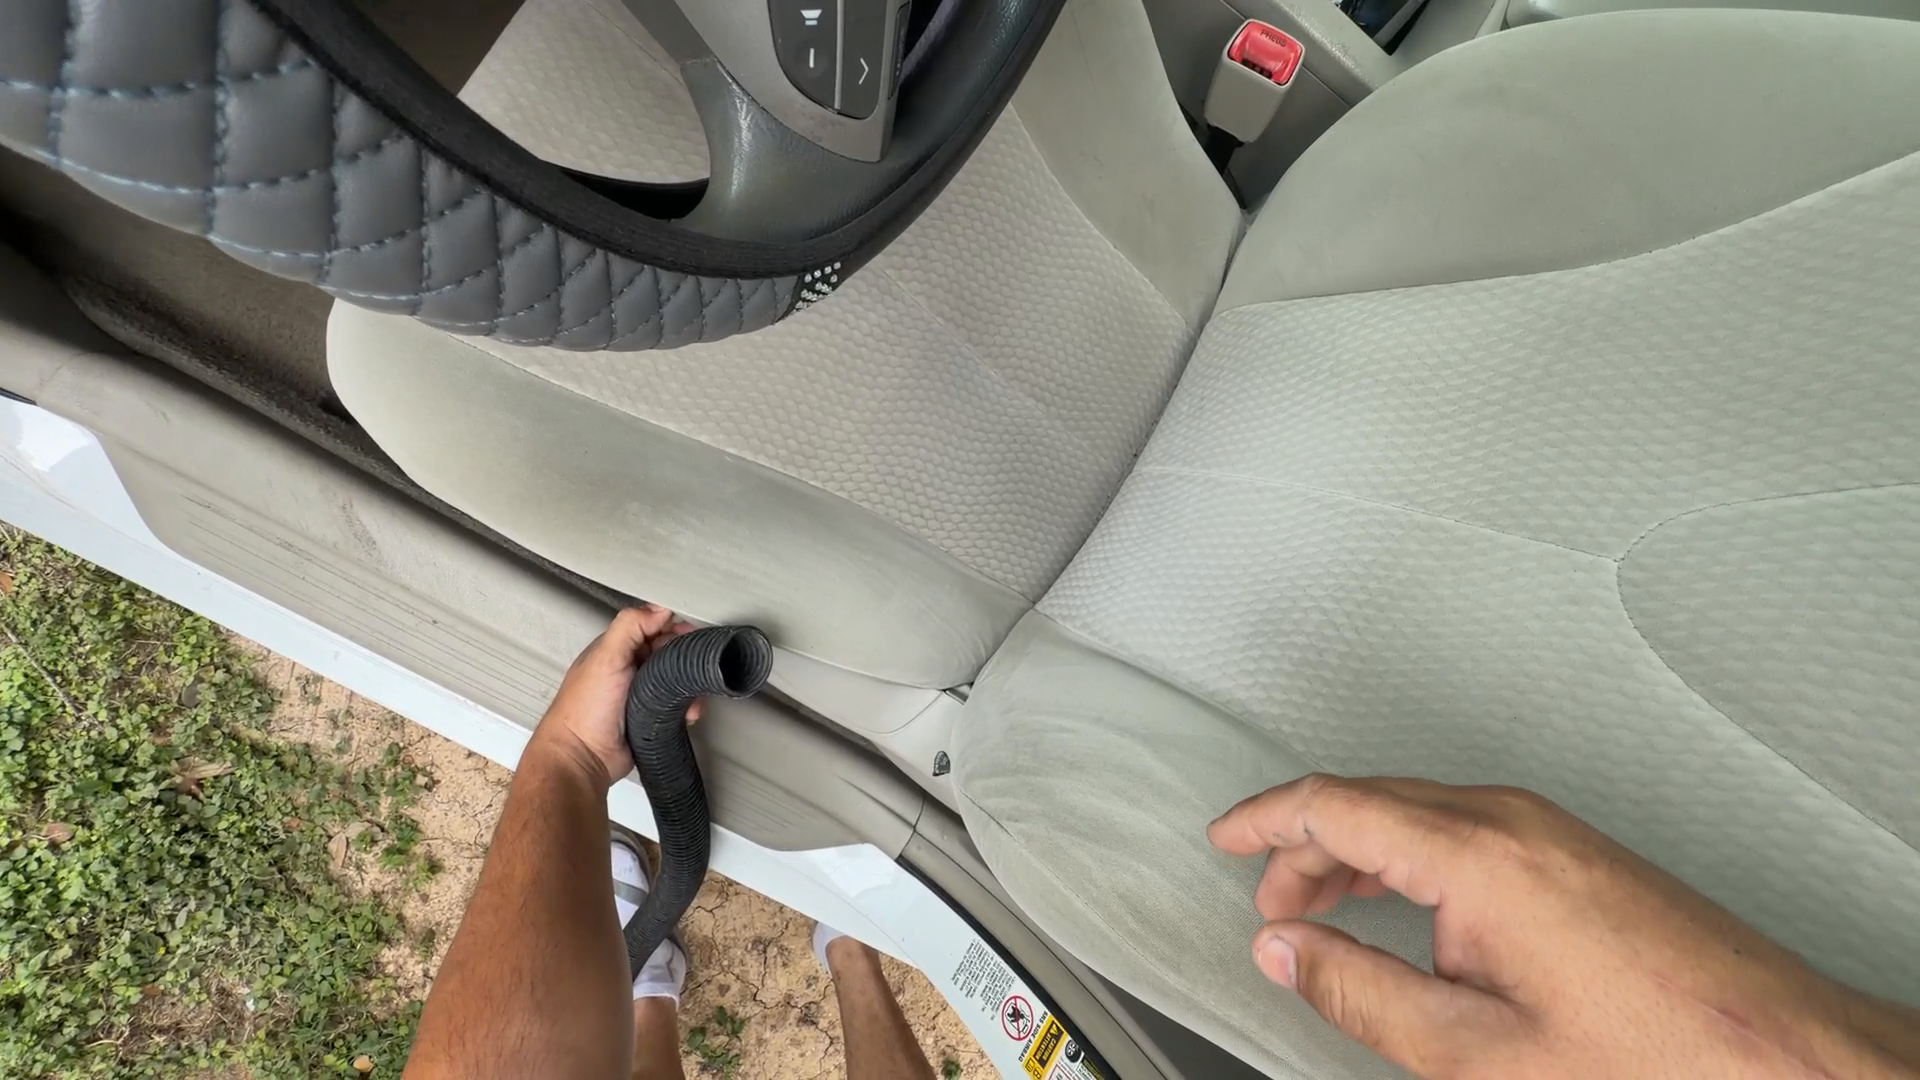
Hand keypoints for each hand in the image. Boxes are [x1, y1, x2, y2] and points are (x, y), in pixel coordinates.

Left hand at [526, 606, 698, 790]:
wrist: (583, 760)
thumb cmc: (584, 713)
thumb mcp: (605, 658)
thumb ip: (630, 627)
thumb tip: (659, 609)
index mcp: (614, 650)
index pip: (650, 626)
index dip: (671, 626)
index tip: (688, 633)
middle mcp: (627, 669)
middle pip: (667, 651)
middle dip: (685, 656)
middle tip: (695, 663)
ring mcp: (640, 694)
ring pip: (676, 678)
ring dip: (689, 683)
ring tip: (692, 691)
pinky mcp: (651, 717)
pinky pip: (678, 704)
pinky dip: (688, 706)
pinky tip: (689, 711)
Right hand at [1208, 775, 1919, 1079]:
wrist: (1819, 1074)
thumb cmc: (1665, 1068)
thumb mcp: (1480, 1055)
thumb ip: (1359, 991)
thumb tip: (1281, 949)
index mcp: (1473, 853)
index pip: (1329, 804)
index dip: (1263, 819)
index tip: (1225, 836)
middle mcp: (1500, 818)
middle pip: (1360, 801)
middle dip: (1299, 845)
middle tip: (1271, 903)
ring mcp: (1536, 824)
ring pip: (1401, 809)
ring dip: (1347, 849)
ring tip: (1319, 903)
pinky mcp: (1558, 843)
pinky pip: (1444, 824)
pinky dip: (1395, 852)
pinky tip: (1393, 896)